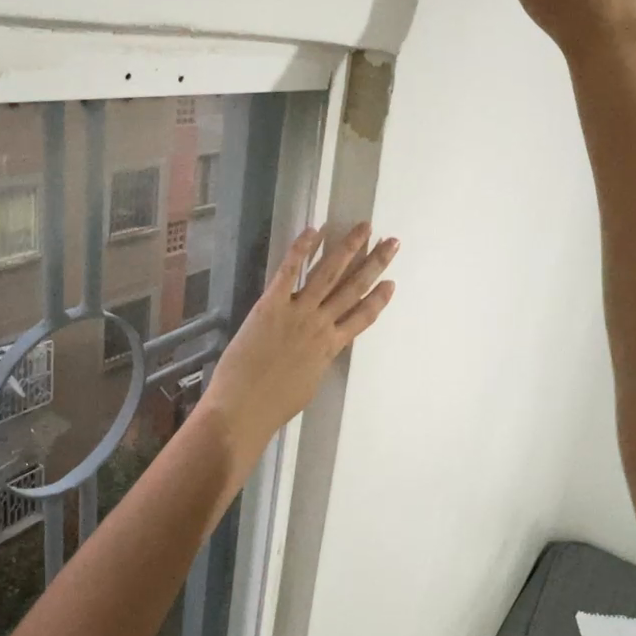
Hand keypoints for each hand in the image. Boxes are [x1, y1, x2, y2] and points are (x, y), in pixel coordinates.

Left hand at [198, 223, 397, 461]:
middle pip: (353, 288)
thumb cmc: (274, 405)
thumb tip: (321, 349)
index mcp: (331, 347)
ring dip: (348, 248)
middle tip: (391, 241)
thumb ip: (318, 360)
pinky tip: (315, 230)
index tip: (391, 282)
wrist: (244, 407)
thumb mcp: (309, 384)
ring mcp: (297, 312)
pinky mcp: (271, 304)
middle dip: (374, 263)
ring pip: (328, 274)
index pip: (362, 317)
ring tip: (364, 228)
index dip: (378, 299)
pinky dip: (302, 249)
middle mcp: (320, 325)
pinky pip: (290, 271)